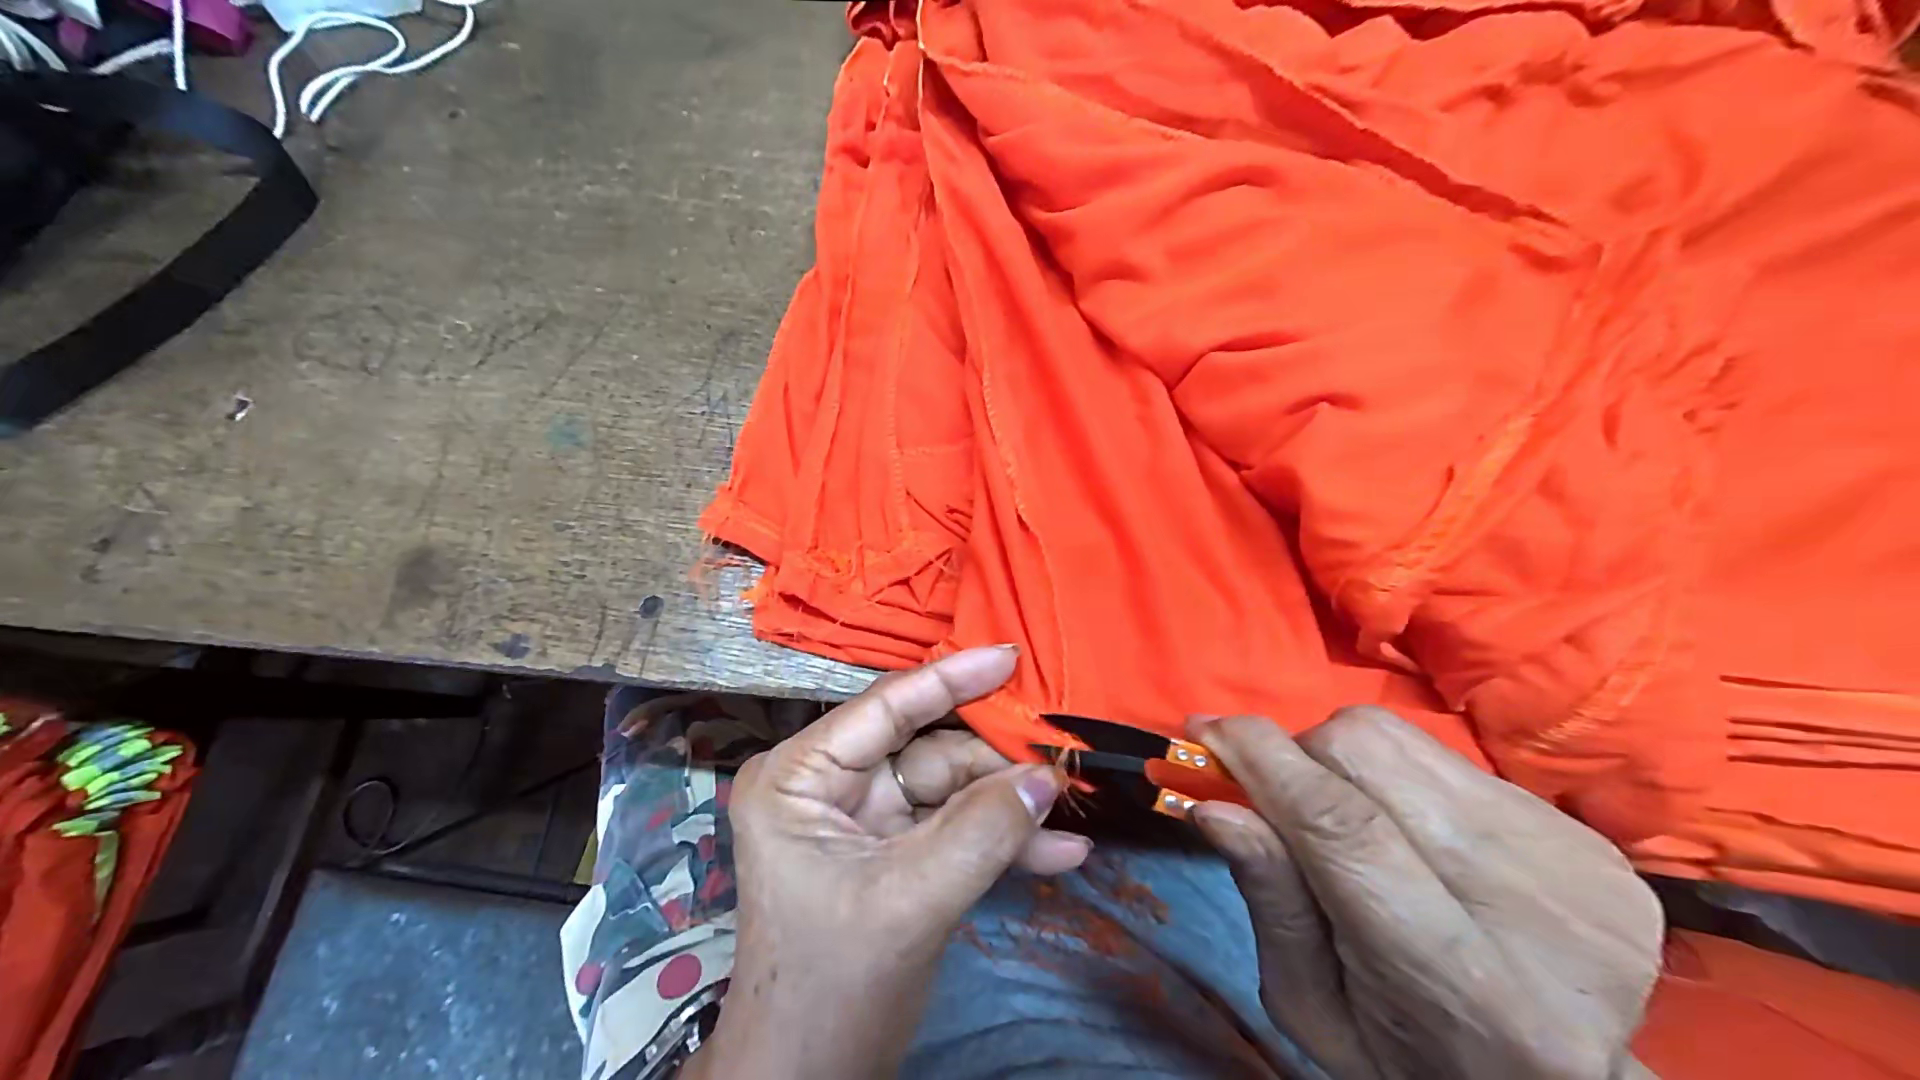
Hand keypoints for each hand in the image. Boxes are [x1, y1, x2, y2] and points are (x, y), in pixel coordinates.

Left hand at [684, 646, 1089, 1079]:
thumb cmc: (832, 986)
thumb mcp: (910, 901)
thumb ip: (982, 832)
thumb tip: (1045, 777)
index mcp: (800, 775)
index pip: (886, 707)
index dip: (951, 679)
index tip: (1008, 656)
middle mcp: (829, 784)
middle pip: (927, 747)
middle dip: (992, 760)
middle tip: (1056, 752)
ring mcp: (864, 817)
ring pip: (950, 789)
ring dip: (1008, 805)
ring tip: (1068, 812)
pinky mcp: (894, 851)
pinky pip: (954, 828)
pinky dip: (1001, 840)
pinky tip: (1058, 853)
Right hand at [1190, 708, 1661, 1079]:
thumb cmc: (1407, 1058)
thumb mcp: (1312, 1008)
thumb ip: (1269, 901)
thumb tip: (1212, 806)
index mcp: (1467, 988)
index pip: (1344, 828)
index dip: (1263, 762)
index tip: (1202, 732)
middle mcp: (1537, 910)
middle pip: (1366, 756)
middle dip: (1293, 754)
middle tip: (1273, 793)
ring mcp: (1572, 862)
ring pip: (1396, 737)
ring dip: (1338, 759)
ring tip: (1341, 811)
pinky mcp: (1586, 836)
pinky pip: (1438, 753)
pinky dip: (1390, 774)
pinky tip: (1405, 828)